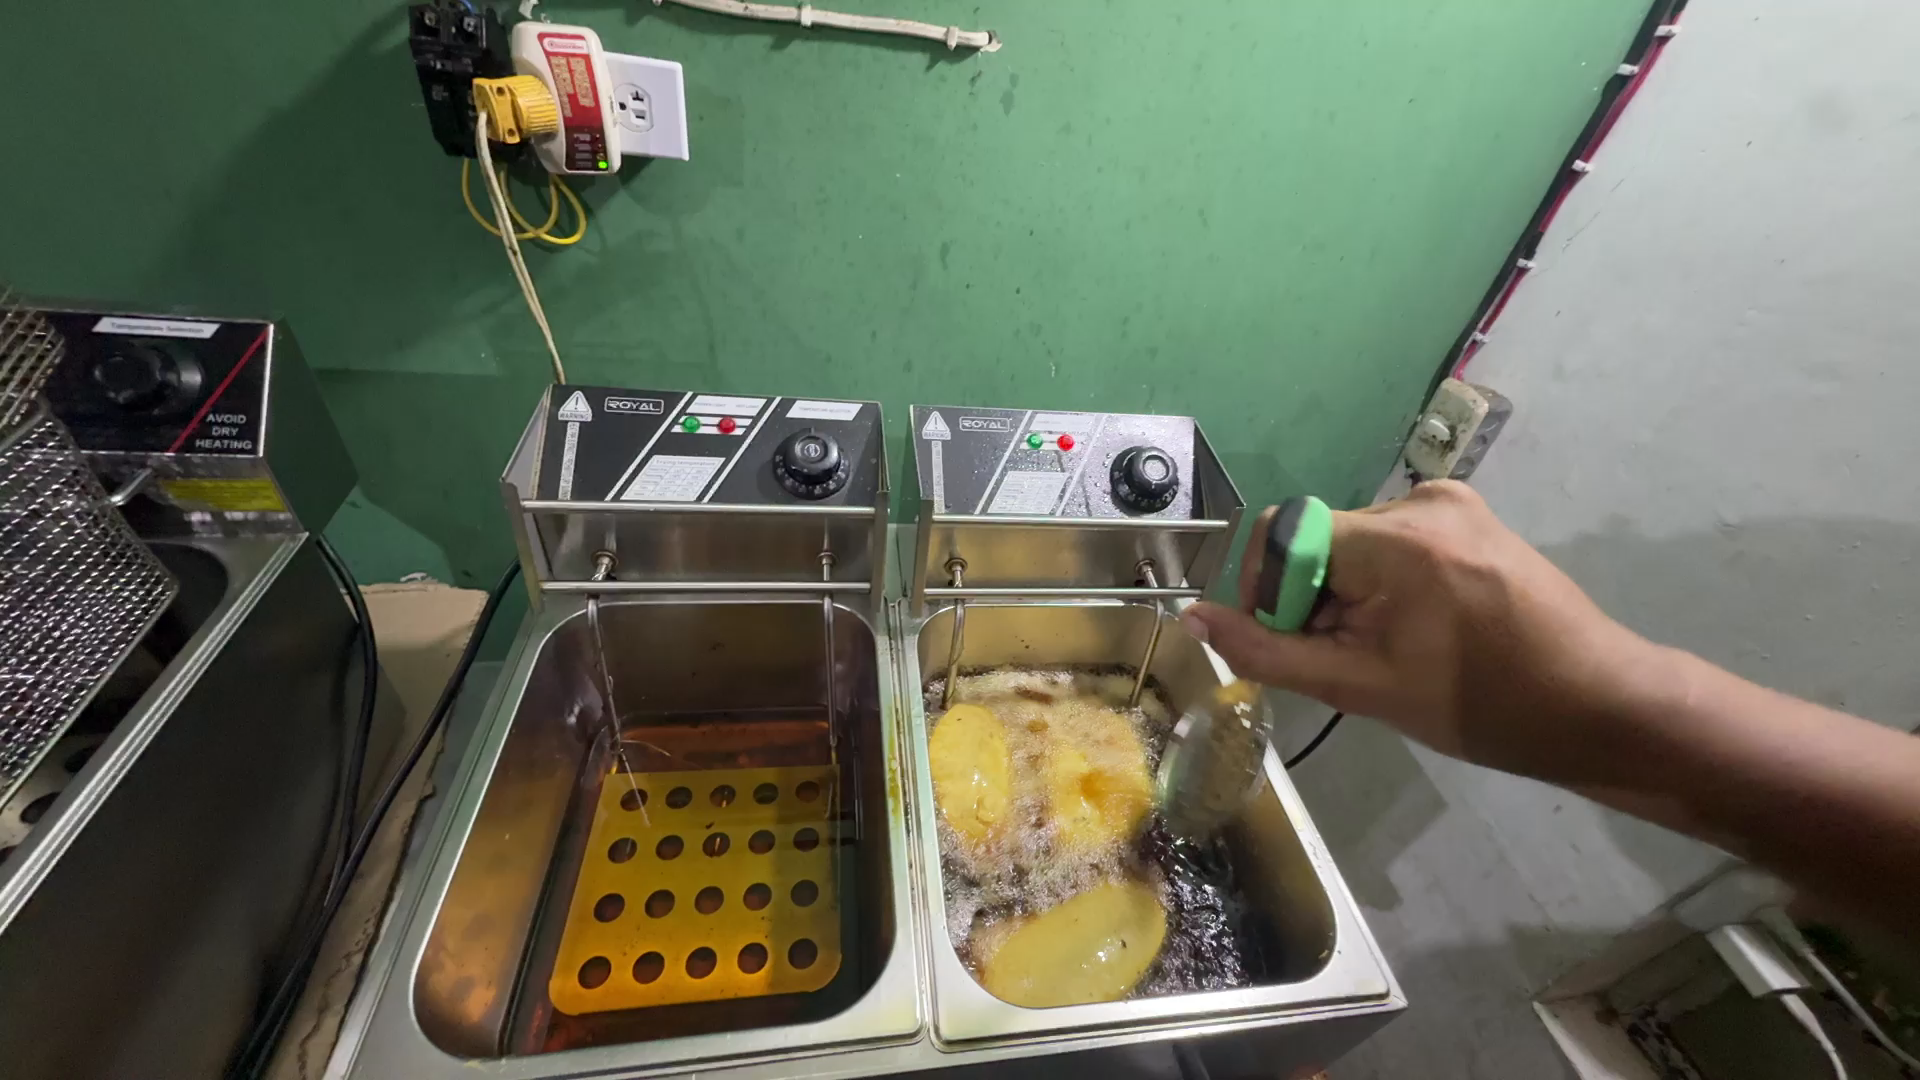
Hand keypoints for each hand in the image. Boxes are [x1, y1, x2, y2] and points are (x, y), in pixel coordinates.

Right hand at [1180, 481, 1673, 783]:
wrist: (1604, 707)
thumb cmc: (1484, 708)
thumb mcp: (1358, 687)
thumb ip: (1266, 651)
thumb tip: (1193, 617)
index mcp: (1398, 539)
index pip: (1281, 534)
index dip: (1269, 590)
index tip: (1297, 640)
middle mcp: (1420, 500)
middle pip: (1313, 540)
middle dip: (1309, 599)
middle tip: (1346, 655)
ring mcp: (1448, 502)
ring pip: (1344, 543)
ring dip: (1340, 594)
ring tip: (1385, 646)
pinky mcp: (1462, 515)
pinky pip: (1381, 541)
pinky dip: (1372, 583)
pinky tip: (1408, 625)